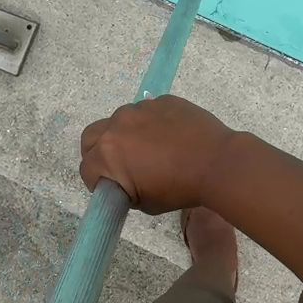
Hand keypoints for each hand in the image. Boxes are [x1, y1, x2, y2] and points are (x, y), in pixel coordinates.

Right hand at [79, 95, 236, 213]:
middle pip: (91, 136)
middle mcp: (118, 124)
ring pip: (120, 120)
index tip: (112, 189)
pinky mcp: (162, 99)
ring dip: (125, 135)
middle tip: (119, 166)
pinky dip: (150, 123)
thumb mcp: (143, 203)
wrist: (215, 162)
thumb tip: (123, 182)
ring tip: (150, 150)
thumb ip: (123, 189)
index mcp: (108, 152)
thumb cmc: (177, 188)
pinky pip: (146, 111)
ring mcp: (141, 107)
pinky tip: (169, 137)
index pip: (87, 168)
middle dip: (98, 152)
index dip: (97, 182)